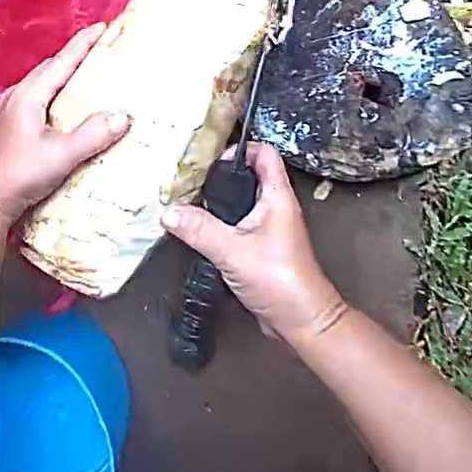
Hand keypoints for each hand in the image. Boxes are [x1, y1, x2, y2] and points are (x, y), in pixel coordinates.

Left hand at [0, 22, 130, 232]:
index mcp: (28, 95)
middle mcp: (17, 96)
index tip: (103, 27)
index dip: (83, 43)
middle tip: (101, 48)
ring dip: (64, 73)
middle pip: (50, 68)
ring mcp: (9, 111)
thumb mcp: (60, 156)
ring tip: (88, 72)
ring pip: (42, 82)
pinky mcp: (8, 126)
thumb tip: (124, 117)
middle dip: (75, 55)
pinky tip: (66, 104)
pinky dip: (56, 91)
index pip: (61, 61)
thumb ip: (93, 135)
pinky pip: (37, 96)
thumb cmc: (17, 176)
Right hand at [160, 141, 347, 344]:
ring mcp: (271, 226)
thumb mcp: (232, 251)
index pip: (265, 153)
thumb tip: (169, 212)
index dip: (241, 148)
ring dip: (223, 199)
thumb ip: (199, 229)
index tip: (214, 160)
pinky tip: (203, 228)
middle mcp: (277, 206)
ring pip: (245, 199)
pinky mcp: (264, 246)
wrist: (302, 322)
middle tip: (196, 178)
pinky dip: (224, 221)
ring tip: (194, 200)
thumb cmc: (279, 281)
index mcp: (278, 196)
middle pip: (252, 173)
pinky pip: (242, 223)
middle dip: (224, 173)